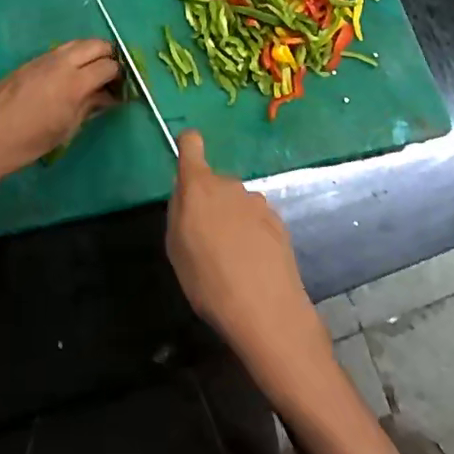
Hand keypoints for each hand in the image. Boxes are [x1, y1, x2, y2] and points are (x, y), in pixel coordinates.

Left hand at [0, 40, 119, 177]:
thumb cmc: (30, 142)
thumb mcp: (67, 128)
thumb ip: (91, 106)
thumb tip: (109, 96)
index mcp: (75, 82)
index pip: (109, 66)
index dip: (120, 75)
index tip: (122, 88)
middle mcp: (62, 62)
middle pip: (96, 44)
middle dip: (109, 56)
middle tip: (110, 76)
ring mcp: (44, 58)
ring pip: (77, 43)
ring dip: (90, 52)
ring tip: (91, 73)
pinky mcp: (31, 61)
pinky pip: (59, 51)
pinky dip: (72, 56)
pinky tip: (68, 76)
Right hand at [166, 131, 325, 366]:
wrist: (265, 309)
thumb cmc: (208, 279)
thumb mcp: (175, 247)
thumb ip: (179, 211)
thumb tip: (186, 192)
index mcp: (199, 186)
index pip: (191, 144)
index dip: (187, 146)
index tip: (186, 159)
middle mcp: (229, 185)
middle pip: (214, 183)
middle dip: (209, 203)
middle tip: (204, 241)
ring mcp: (257, 202)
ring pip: (236, 203)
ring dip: (231, 220)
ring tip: (230, 260)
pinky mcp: (278, 221)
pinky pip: (255, 220)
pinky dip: (251, 235)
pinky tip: (252, 265)